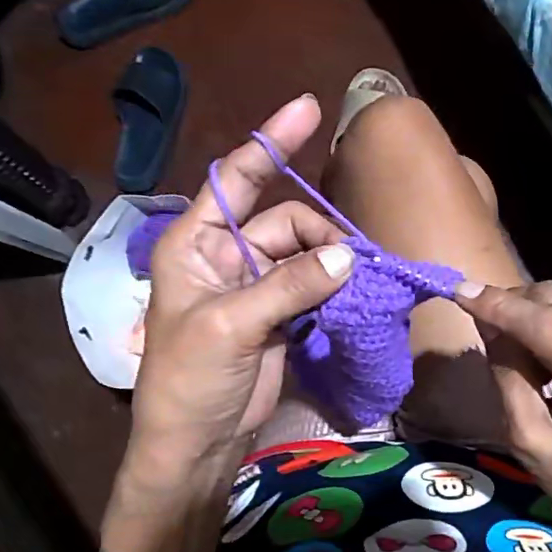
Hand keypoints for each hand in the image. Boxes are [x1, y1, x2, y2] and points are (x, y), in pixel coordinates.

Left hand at [123, 95, 354, 499]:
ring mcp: (256, 286)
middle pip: (284, 220)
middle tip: (356, 259)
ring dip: (334, 260)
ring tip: (360, 279)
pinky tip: (356, 291)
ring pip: (305, 253)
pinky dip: (335, 285)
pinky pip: (314, 284)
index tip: (310, 107)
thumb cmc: (191, 380)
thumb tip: (349, 255)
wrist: (198, 444)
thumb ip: (288, 286)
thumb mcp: (232, 326)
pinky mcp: (279, 315)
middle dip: (321, 231)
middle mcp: (226, 256)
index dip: (271, 142)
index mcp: (196, 244)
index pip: (236, 180)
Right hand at [454, 281, 551, 544]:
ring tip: (515, 348)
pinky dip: (543, 318)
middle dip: (510, 306)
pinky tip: (540, 349)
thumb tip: (487, 316)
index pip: (551, 331)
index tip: (459, 293)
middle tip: (483, 330)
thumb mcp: (523, 437)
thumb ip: (507, 376)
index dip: (503, 306)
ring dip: (525, 311)